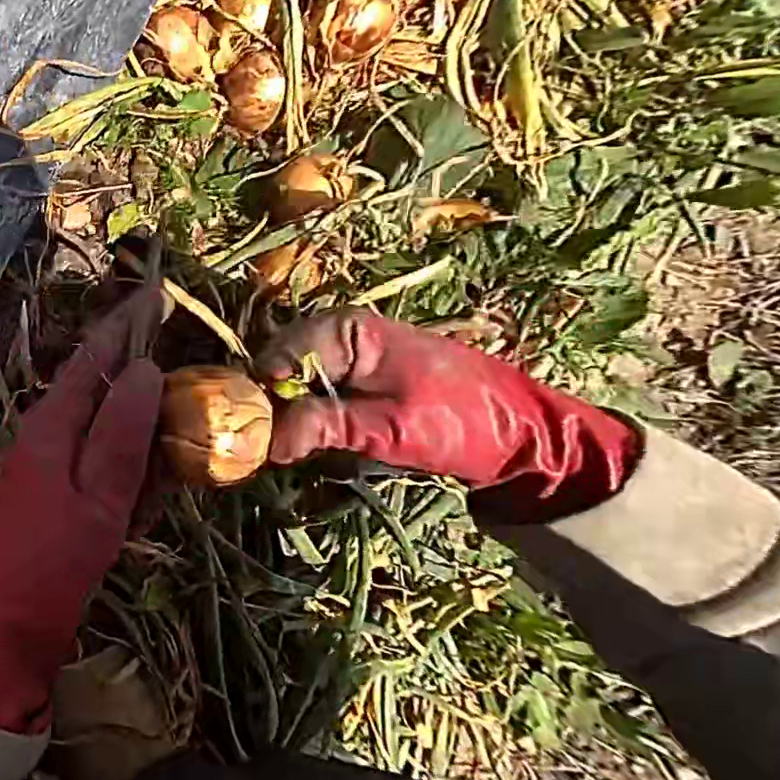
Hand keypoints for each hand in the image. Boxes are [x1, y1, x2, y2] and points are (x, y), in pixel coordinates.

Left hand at [0, 287, 164, 732]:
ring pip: (111, 429)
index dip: (128, 321)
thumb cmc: (47, 560)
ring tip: (168, 458)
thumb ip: (121, 431)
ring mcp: (55, 464)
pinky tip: (146, 500)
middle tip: (187, 390)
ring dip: (143, 438)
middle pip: (106, 387)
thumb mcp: (97, 496)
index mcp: (55, 420)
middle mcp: (52, 431)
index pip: (96, 354)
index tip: (159, 292)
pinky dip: (132, 476)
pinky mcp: (61, 494)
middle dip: (146, 383)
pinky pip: (107, 467)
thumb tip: (143, 366)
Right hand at [255, 310, 639, 521]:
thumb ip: (324, 426)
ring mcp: (344, 358)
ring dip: (287, 418)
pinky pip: (311, 396)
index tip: (255, 433)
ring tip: (285, 450)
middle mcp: (336, 335)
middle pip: (279, 368)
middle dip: (271, 407)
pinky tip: (305, 444)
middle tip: (268, 447)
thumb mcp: (388, 428)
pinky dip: (305, 420)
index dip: (263, 394)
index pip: (279, 355)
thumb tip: (264, 442)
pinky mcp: (352, 382)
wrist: (524, 437)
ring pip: (291, 386)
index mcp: (344, 329)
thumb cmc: (460, 420)